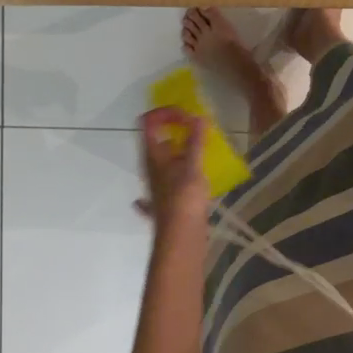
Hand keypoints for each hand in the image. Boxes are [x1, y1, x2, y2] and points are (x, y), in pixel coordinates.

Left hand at [137, 107, 211, 231]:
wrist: (180, 238)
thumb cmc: (185, 198)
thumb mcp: (193, 166)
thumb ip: (195, 141)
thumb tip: (198, 118)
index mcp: (153, 155)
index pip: (149, 122)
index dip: (166, 113)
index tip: (188, 117)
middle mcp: (151, 167)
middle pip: (158, 140)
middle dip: (177, 131)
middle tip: (199, 132)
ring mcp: (157, 184)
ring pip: (166, 160)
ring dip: (182, 151)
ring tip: (203, 153)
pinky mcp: (167, 199)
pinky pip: (172, 179)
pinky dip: (181, 173)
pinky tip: (194, 178)